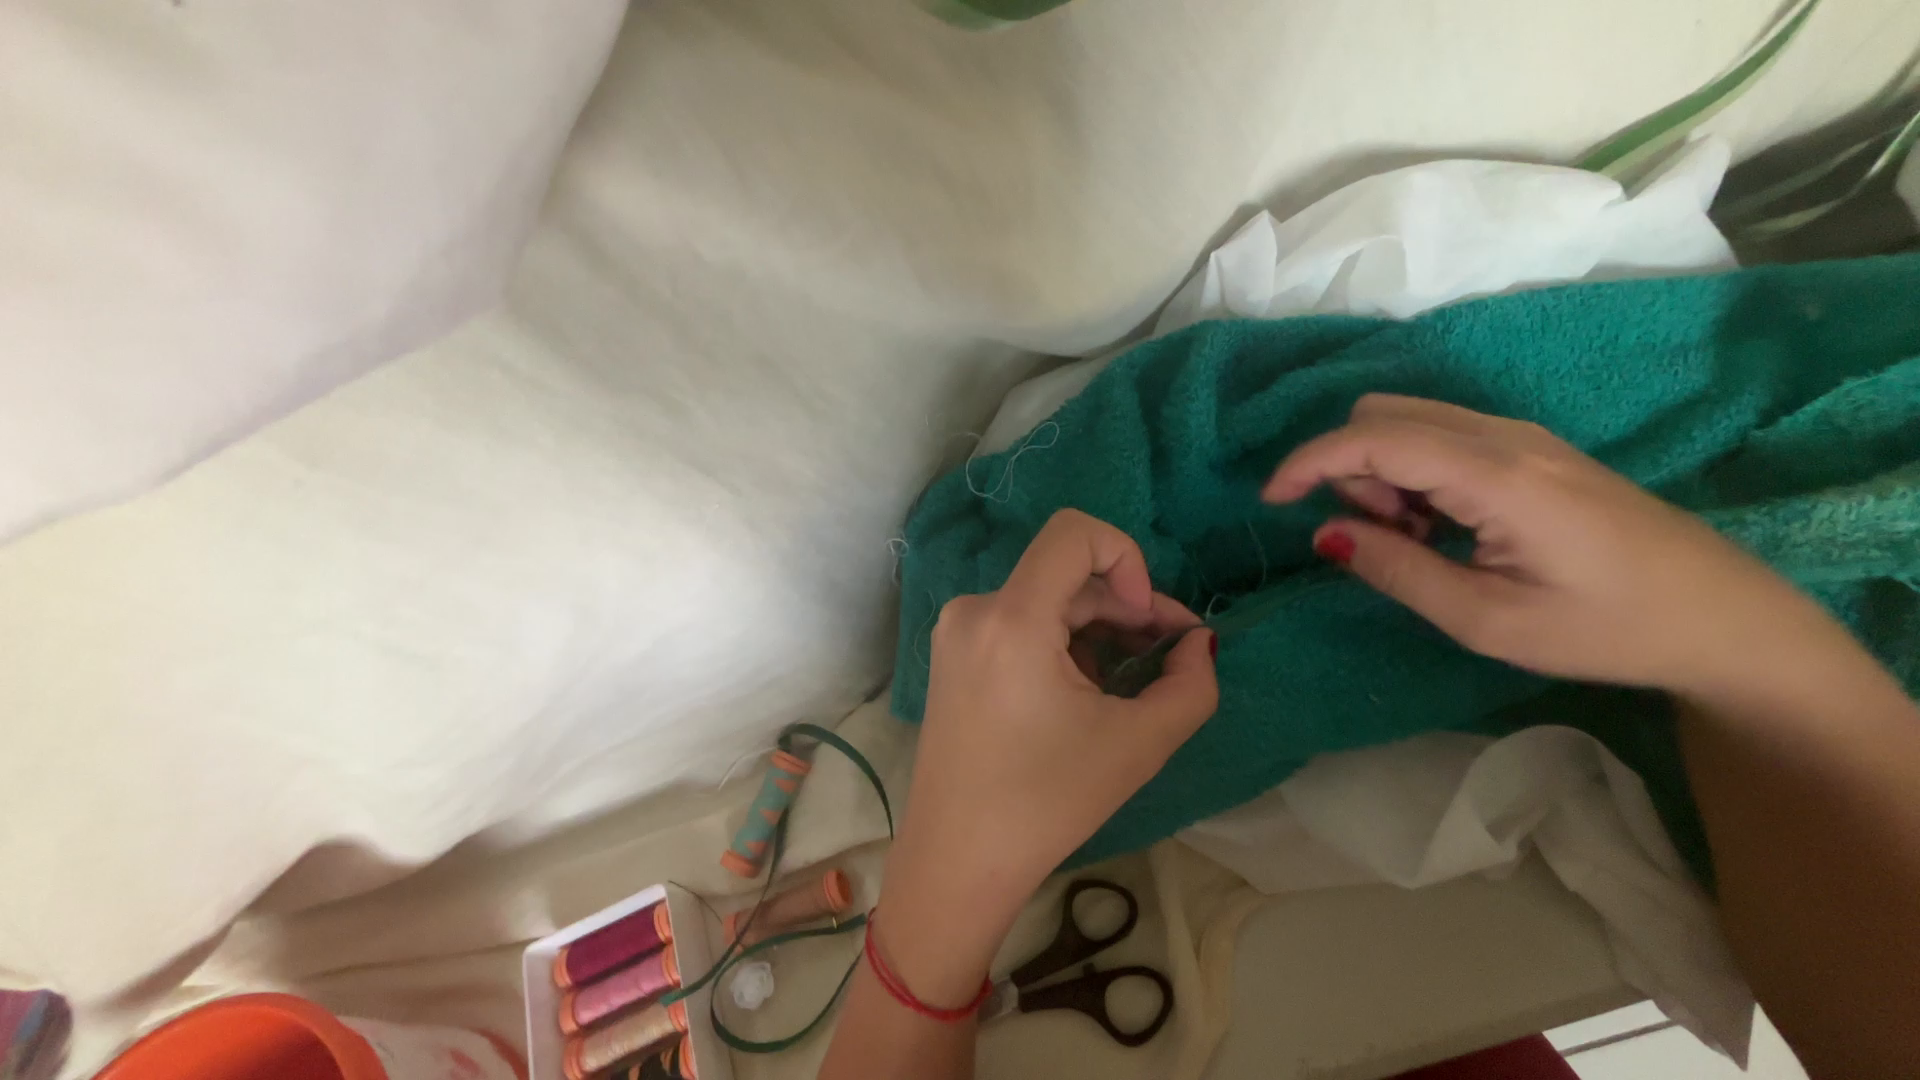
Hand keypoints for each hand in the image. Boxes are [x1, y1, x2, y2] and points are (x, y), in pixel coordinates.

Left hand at [876, 510, 1217, 1003]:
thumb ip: (1190, 685)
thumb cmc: (1047, 803)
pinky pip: (1020, 623)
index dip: (1128, 559)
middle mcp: (975, 609)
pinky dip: (1063, 641)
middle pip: (1067, 574)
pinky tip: (1088, 690)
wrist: (957, 860)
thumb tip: (1199, 644)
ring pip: (1046, 599)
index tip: (1148, 621)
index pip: (1074, 532)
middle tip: (1169, 656)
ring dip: (1098, 628)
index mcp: (1011, 618)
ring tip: (1132, 682)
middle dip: (1126, 606)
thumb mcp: (1137, 744)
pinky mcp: (953, 655)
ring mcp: (957, 631)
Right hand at [1263, 393, 1841, 700]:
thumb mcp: (1485, 620)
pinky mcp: (1532, 449)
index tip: (1270, 501)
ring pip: (1409, 420)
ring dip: (1380, 472)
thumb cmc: (1604, 630)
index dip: (1307, 462)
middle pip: (1383, 414)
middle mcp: (1506, 436)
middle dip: (1348, 468)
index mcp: (1495, 475)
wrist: (1723, 620)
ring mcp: (1523, 437)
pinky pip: (1441, 436)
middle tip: (1376, 537)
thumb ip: (1396, 569)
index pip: (1373, 439)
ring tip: (1414, 540)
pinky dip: (1412, 472)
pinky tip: (1442, 526)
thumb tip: (1325, 533)